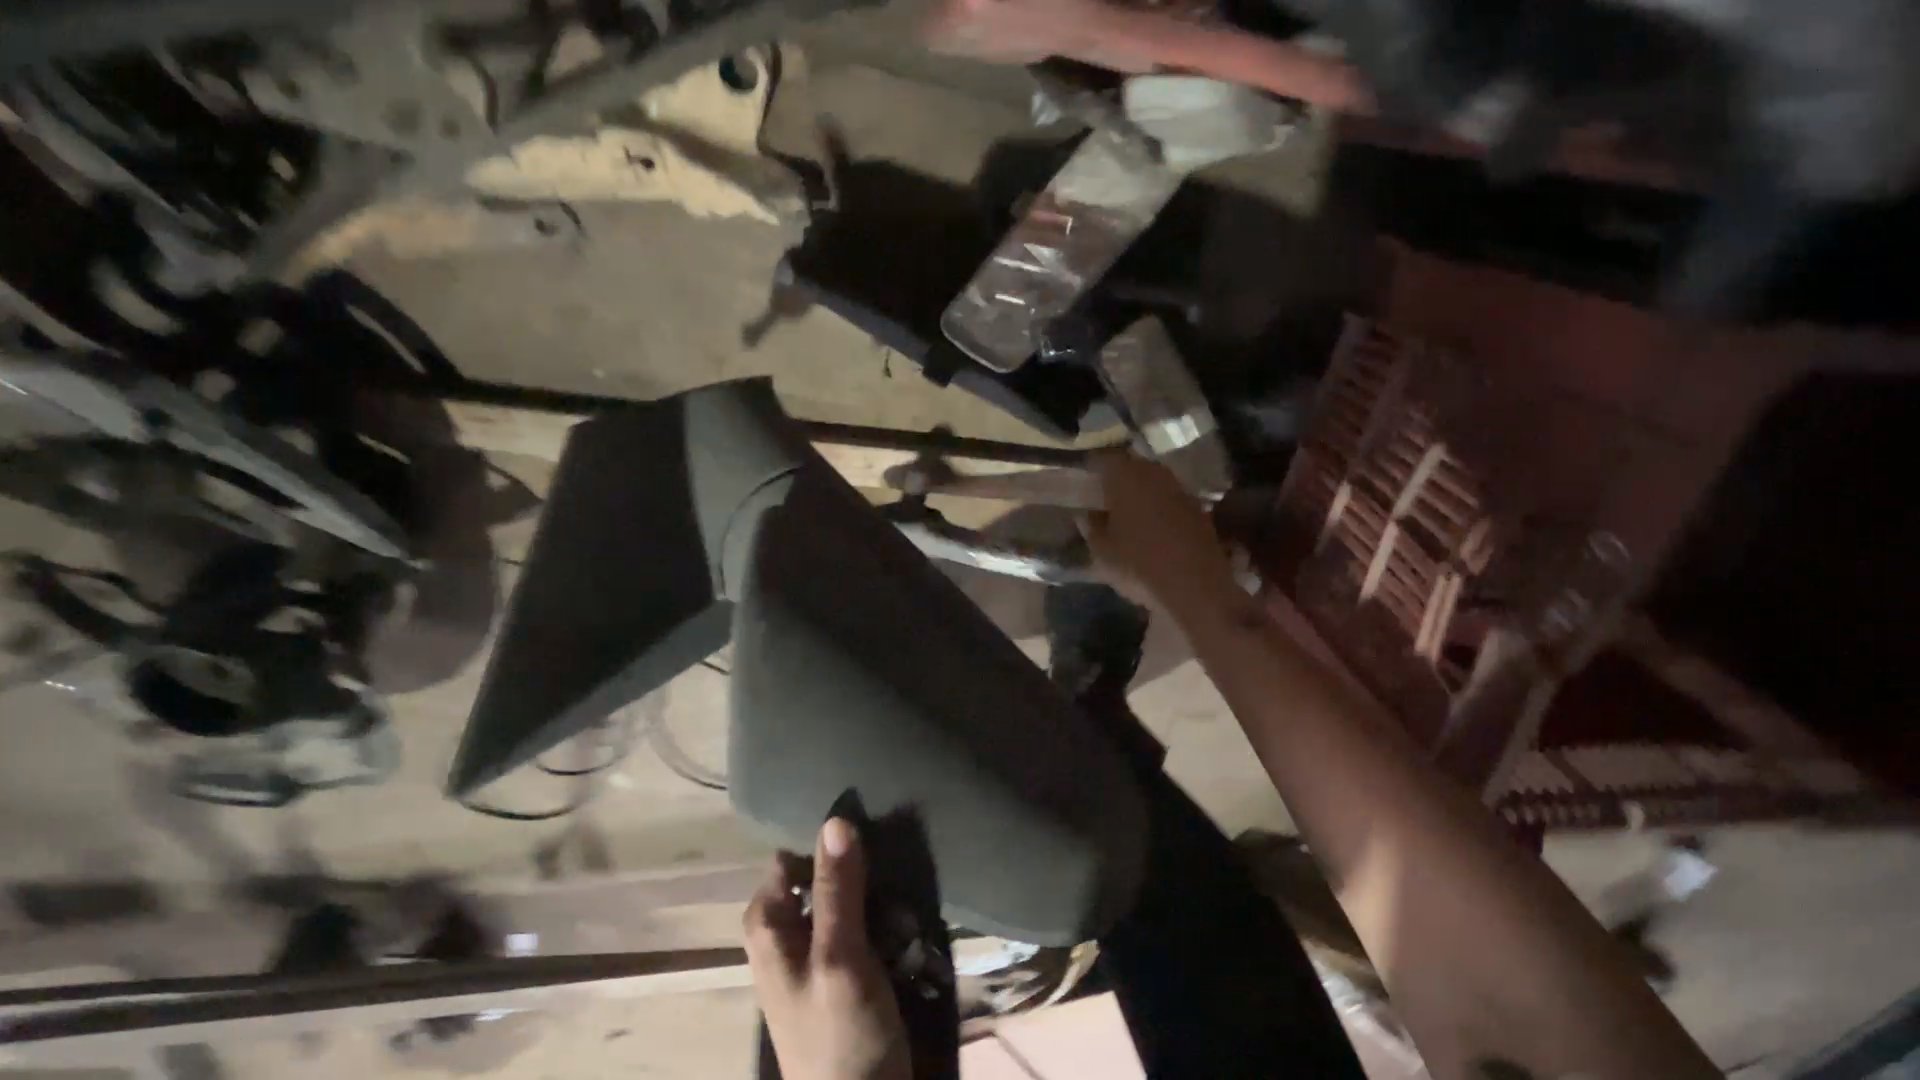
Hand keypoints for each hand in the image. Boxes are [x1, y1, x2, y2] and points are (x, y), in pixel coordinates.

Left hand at [744, 819, 909, 1079]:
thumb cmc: (841, 1035)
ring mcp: (815, 953)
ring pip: (851, 901)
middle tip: (896, 888)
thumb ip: (836, 889)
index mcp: (769, 921)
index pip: (796, 854)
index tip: (874, 846)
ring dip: (881, 903)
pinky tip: (908, 936)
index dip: (833, 846)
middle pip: (827, 875)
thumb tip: (835, 818)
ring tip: (907, 917)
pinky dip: (885, 927)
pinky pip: (864, 929)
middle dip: (864, 877)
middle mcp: (785, 930)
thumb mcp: (840, 956)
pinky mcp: (843, 972)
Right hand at [1080, 450, 1237, 612]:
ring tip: (1129, 511)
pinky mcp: (1200, 510)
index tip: (1084, 475)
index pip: (1104, 458)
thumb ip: (1091, 527)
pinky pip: (1172, 500)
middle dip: (1119, 476)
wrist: (1196, 587)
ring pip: (1155, 481)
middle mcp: (1155, 475)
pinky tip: (1154, 527)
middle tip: (1105, 493)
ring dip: (1142, 491)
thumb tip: (1087, 513)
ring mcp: (1181, 491)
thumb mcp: (1102, 551)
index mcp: (1126, 477)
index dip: (1093, 465)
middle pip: (1134, 466)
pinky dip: (1161, 508)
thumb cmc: (1138, 565)